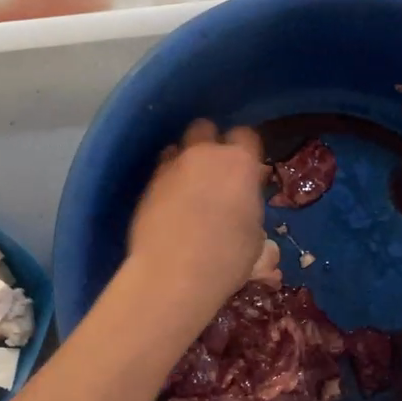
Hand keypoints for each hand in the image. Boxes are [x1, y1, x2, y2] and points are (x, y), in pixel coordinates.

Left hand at [127, 120, 268, 321]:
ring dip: (185, 159)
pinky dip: (167, 179)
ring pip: (177, 146)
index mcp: (240, 163)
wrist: (174, 272)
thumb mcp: (253, 233)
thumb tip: (240, 202)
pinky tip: (170, 202)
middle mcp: (205, 155)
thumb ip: (247, 205)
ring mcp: (172, 166)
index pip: (246, 135)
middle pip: (205, 128)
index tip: (247, 168)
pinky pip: (160, 170)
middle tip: (215, 170)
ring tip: (188, 185)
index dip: (246, 150)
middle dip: (210, 142)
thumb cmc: (227, 258)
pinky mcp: (148, 183)